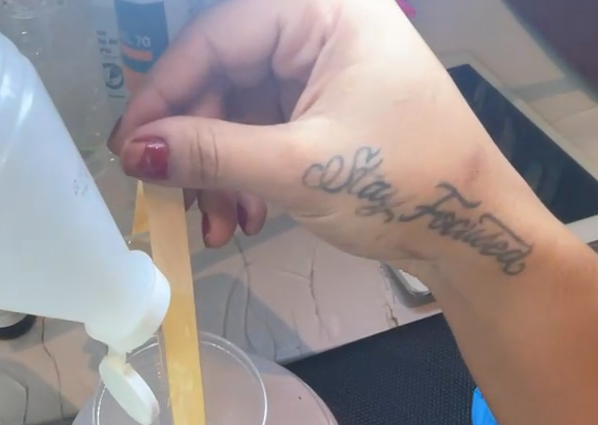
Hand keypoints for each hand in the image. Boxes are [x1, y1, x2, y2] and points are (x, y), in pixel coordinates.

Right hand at [111, 0, 559, 274]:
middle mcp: (317, 28)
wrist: (468, 230)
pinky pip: (259, 138)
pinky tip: (246, 220)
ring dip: (218, 176)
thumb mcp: (298, 169)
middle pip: (223, 78)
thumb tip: (134, 152)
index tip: (129, 149)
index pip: (217, 35)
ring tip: (220, 228)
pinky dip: (243, 180)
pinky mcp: (320, 114)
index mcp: (322, 9)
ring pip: (236, 115)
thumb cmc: (401, 183)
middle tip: (175, 203)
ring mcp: (319, 74)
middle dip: (198, 150)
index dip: (165, 94)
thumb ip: (213, 155)